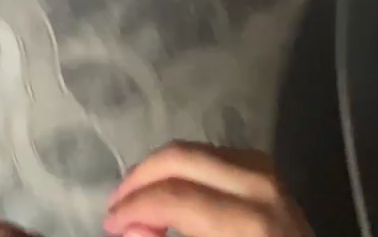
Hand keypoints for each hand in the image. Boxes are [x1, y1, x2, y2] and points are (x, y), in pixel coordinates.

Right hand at [104, 141, 311, 236]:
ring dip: (160, 170)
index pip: (174, 197)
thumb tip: (130, 228)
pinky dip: (185, 168)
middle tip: (115, 206)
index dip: (134, 208)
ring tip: (137, 200)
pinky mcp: (268, 169)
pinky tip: (171, 191)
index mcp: (247, 219)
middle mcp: (258, 183)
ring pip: (195, 149)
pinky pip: (214, 155)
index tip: (109, 225)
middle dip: (140, 178)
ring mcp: (267, 170)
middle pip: (181, 157)